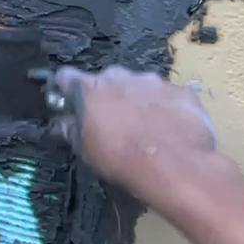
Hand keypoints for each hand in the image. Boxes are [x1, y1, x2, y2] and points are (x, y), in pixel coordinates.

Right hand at [53, 67, 217, 205]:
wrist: (176, 167)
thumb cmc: (121, 159)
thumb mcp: (85, 149)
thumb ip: (71, 129)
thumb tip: (62, 121)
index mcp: (87, 87)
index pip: (65, 75)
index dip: (65, 88)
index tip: (69, 102)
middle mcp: (117, 76)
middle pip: (106, 78)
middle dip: (108, 94)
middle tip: (114, 119)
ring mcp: (152, 81)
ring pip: (139, 84)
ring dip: (138, 98)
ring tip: (148, 125)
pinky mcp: (181, 91)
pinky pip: (168, 95)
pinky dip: (167, 106)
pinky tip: (172, 127)